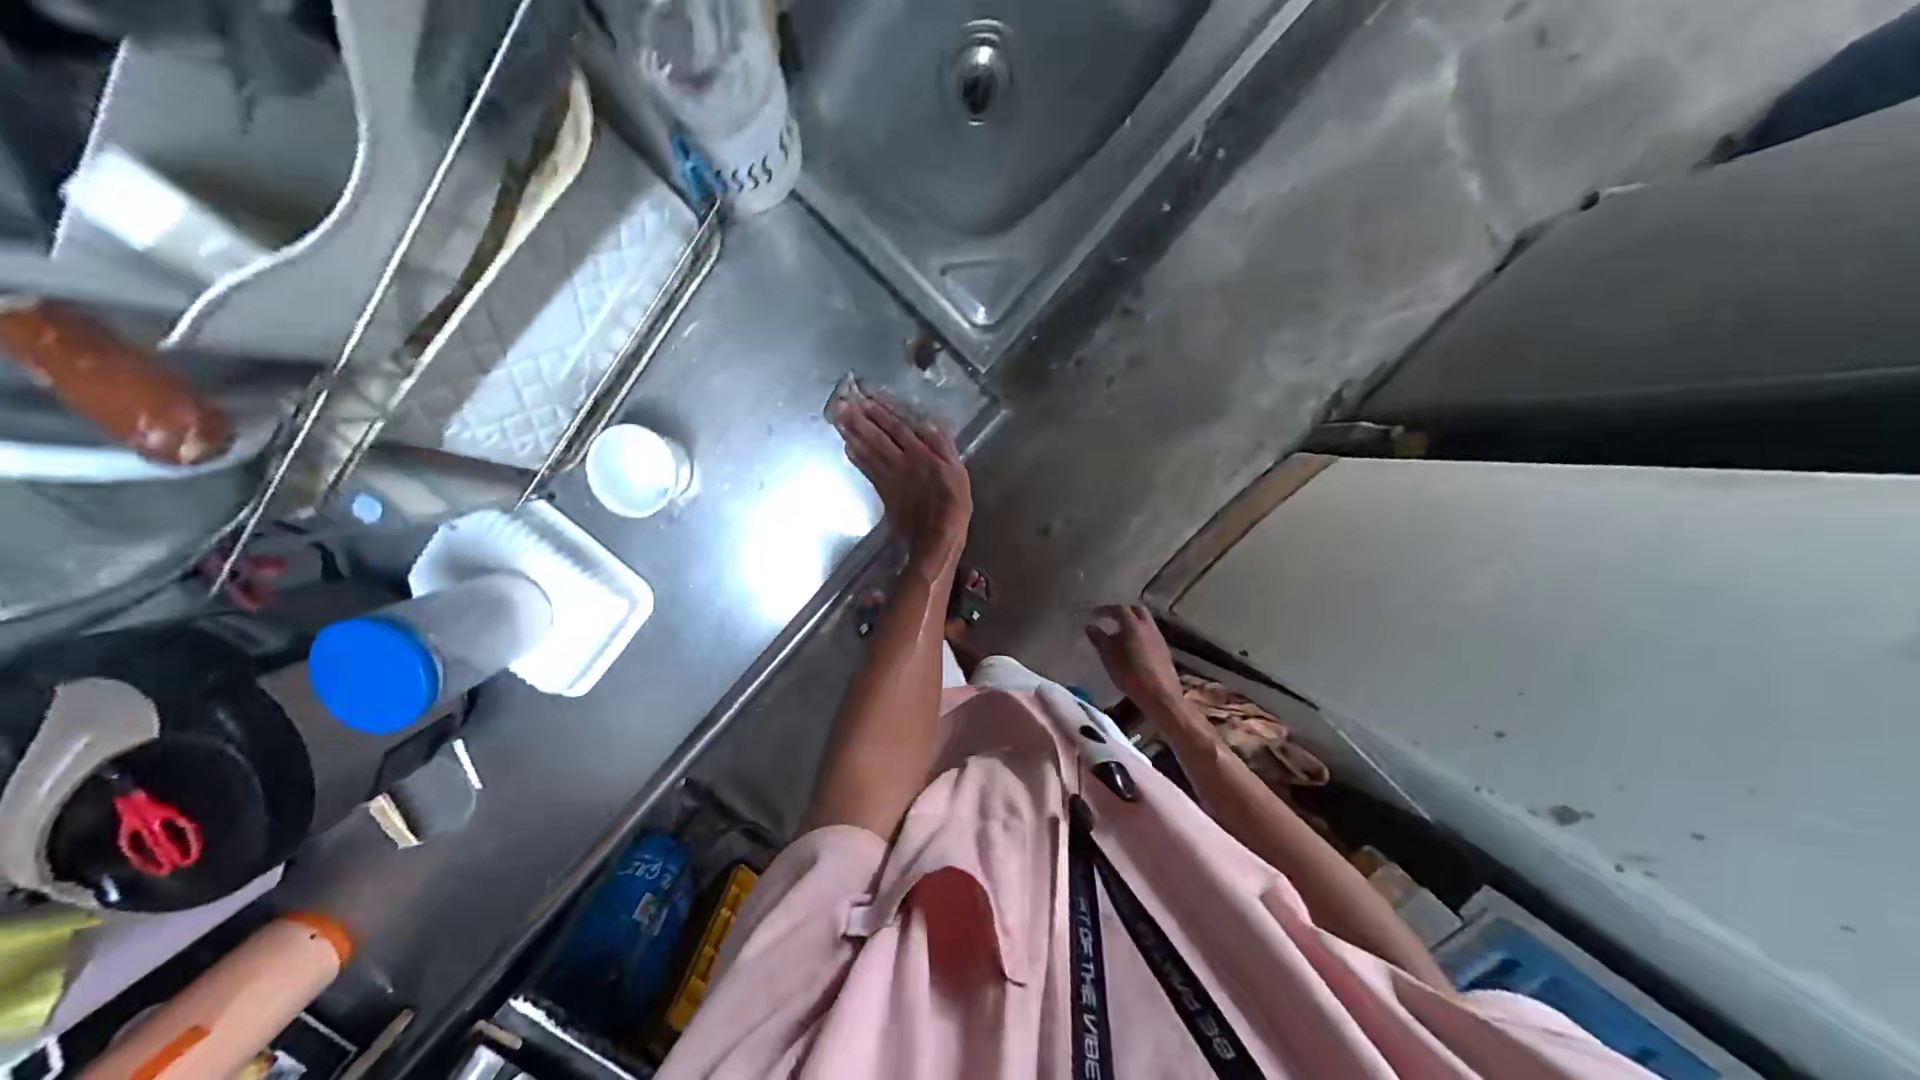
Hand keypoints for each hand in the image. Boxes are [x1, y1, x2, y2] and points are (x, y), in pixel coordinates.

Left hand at [837, 397, 971, 571]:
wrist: (935, 538)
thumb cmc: (952, 505)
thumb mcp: (958, 472)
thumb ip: (943, 447)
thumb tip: (928, 425)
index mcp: (920, 455)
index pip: (897, 429)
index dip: (880, 413)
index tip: (865, 399)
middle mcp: (901, 463)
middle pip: (876, 437)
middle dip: (858, 420)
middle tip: (841, 404)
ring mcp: (889, 478)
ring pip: (867, 452)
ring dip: (851, 435)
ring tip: (838, 420)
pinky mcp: (883, 492)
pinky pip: (867, 470)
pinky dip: (856, 457)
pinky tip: (847, 448)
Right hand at [1086, 604, 1183, 707]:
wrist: (1160, 695)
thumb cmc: (1130, 674)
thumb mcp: (1109, 657)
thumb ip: (1099, 640)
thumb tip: (1091, 626)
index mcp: (1134, 625)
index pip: (1119, 609)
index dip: (1106, 609)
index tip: (1096, 614)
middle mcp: (1149, 626)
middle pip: (1137, 610)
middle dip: (1123, 611)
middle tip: (1111, 619)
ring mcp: (1159, 637)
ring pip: (1146, 621)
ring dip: (1133, 623)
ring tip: (1120, 633)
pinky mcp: (1164, 649)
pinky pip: (1150, 634)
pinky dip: (1140, 634)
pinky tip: (1133, 647)